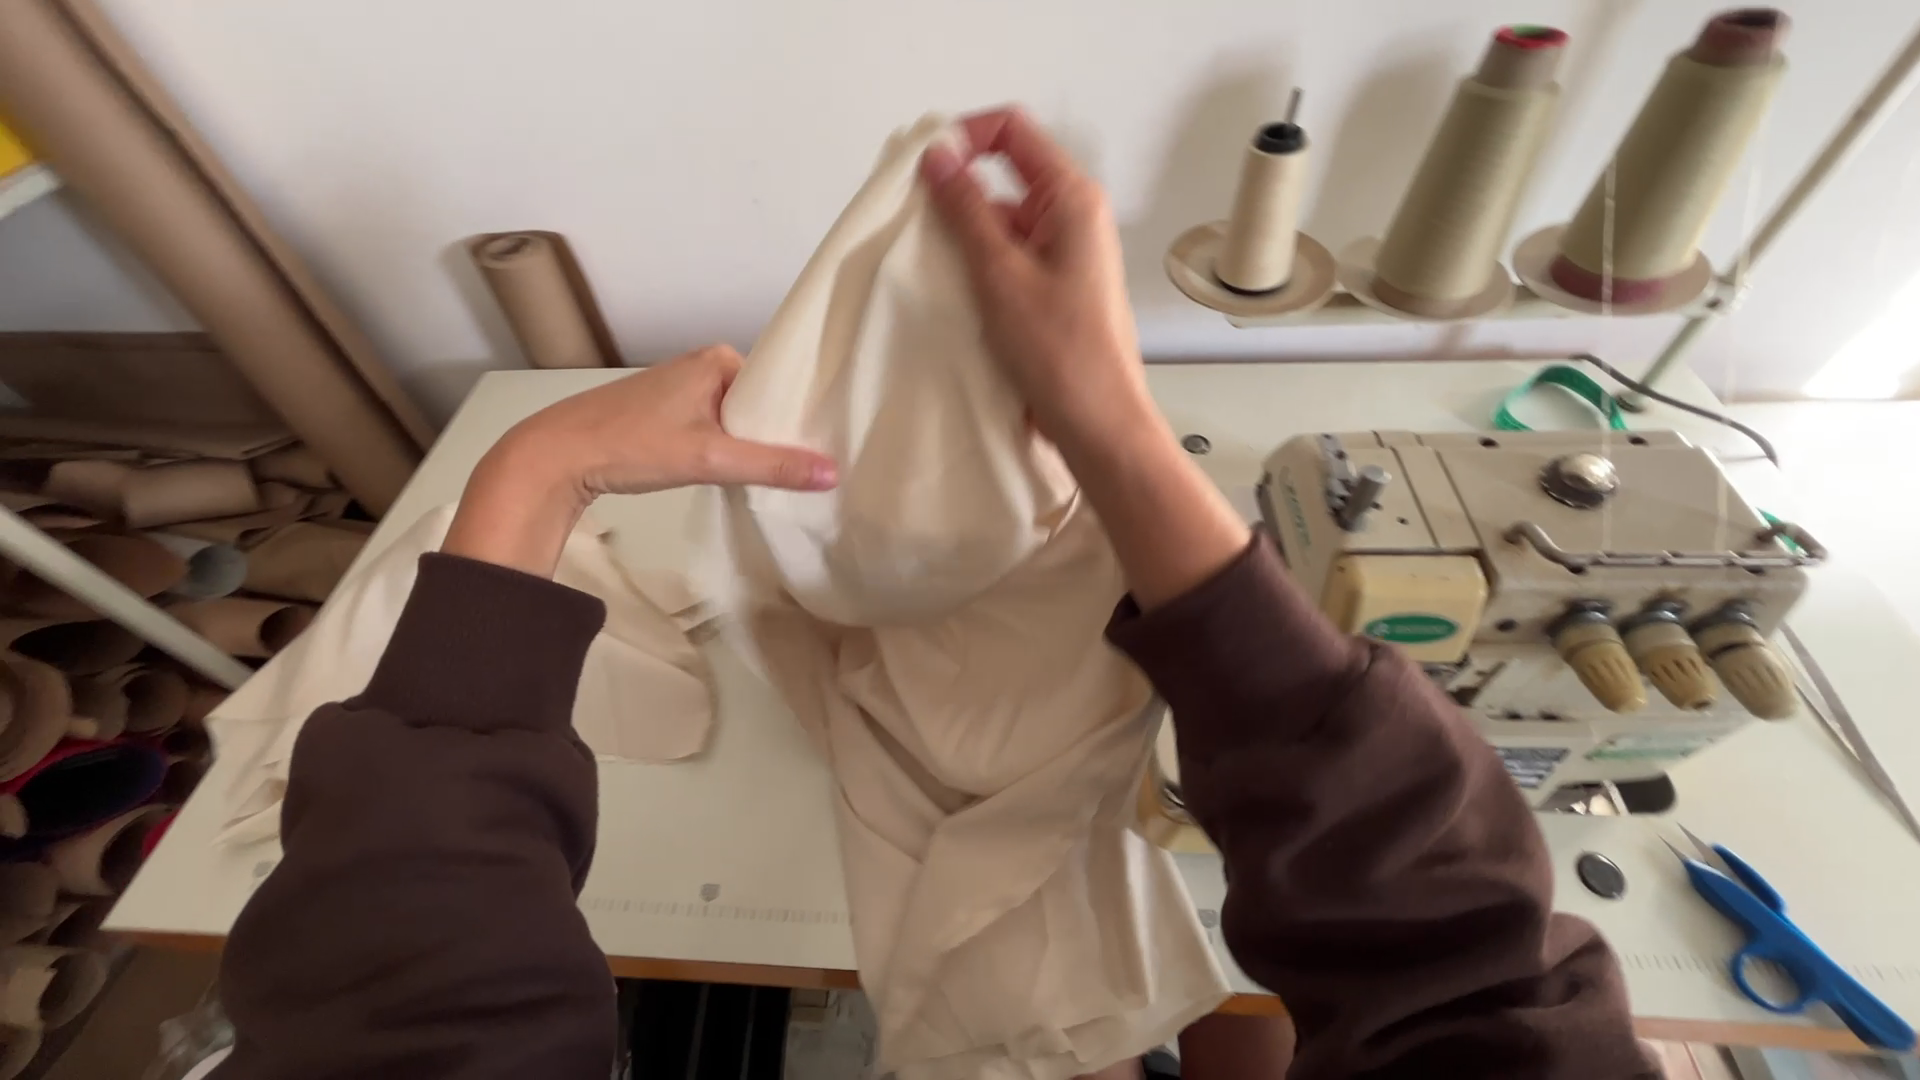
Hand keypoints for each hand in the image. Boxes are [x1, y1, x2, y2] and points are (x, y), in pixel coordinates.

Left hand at [443, 345, 837, 576]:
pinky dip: (732, 449)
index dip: (804, 417)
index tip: (831, 445)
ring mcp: (685, 389)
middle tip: (815, 466)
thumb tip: (833, 474)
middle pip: (762, 404)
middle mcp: (704, 366)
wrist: (558, 456)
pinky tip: (745, 471)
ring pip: (739, 419)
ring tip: (789, 472)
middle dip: (782, 434)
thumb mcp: (711, 458)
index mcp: (720, 359)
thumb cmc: (634, 444)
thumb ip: (772, 466)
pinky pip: (718, 427)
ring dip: (756, 445)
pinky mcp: (670, 414)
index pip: (780, 386)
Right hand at [923, 108, 1249, 607]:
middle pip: (1004, 180)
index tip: (922, 171)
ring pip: (1002, 227)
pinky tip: (956, 299)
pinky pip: (1009, 264)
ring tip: (932, 272)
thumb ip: (966, 211)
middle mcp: (1073, 220)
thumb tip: (937, 155)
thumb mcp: (1001, 275)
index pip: (1012, 132)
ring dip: (964, 243)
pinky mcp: (1054, 293)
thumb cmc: (1058, 351)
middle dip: (956, 199)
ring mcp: (1065, 258)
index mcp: (1072, 199)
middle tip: (913, 229)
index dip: (964, 138)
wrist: (1097, 424)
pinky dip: (979, 274)